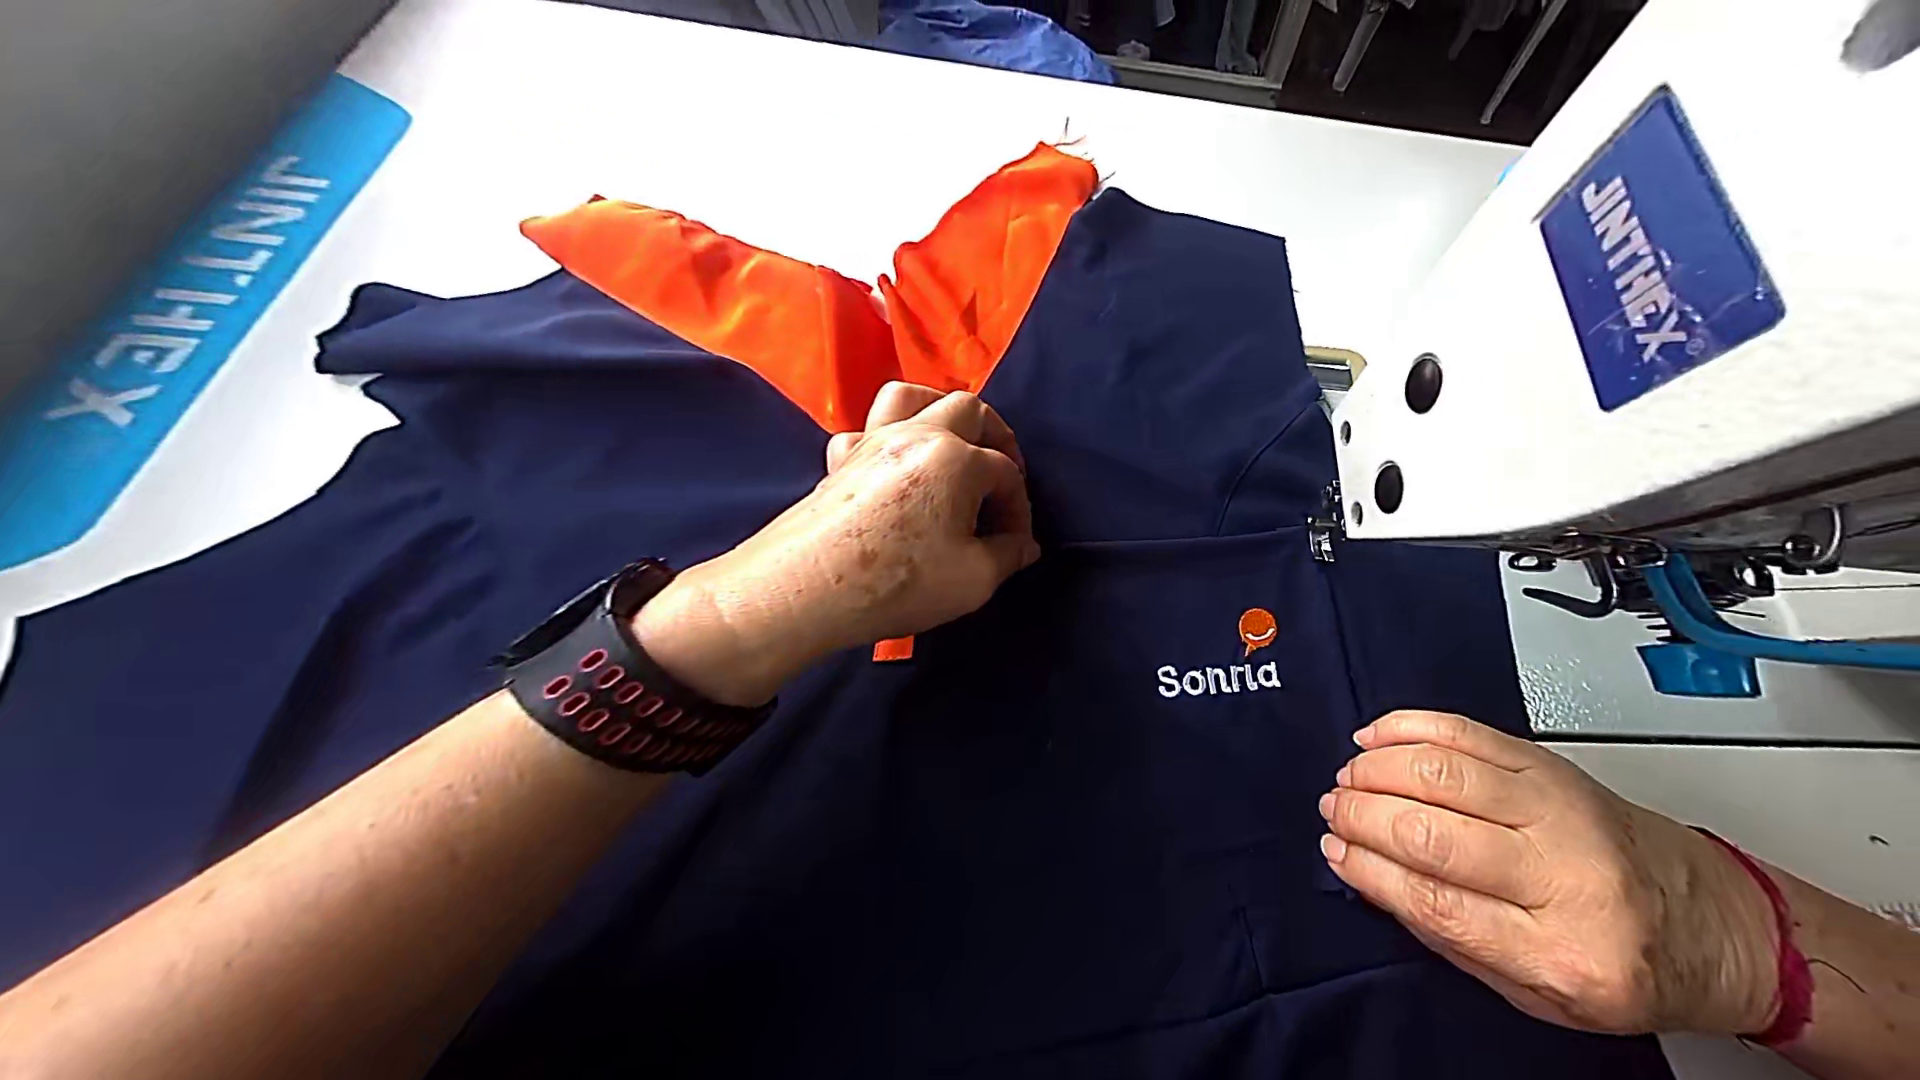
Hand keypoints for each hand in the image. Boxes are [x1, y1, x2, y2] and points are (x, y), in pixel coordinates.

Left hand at [634, 382, 1038, 704]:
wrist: (804, 590)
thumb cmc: (897, 582)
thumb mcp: (973, 580)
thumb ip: (1008, 556)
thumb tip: (1024, 546)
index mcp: (955, 458)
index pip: (1006, 473)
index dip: (1019, 509)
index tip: (1017, 542)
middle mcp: (914, 435)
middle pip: (968, 409)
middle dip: (996, 438)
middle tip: (1002, 475)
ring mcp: (870, 442)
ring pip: (908, 396)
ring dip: (938, 411)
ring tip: (952, 443)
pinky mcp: (838, 460)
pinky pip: (863, 430)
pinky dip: (884, 437)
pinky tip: (891, 466)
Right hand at [1319, 710, 1781, 1036]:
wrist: (1714, 924)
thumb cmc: (1623, 961)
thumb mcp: (1537, 988)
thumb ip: (1445, 933)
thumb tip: (1364, 870)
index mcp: (1565, 953)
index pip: (1432, 900)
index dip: (1367, 868)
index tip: (1336, 850)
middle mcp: (1568, 877)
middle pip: (1428, 831)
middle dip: (1359, 815)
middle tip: (1334, 810)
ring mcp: (1561, 810)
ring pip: (1438, 771)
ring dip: (1372, 770)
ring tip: (1349, 779)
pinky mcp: (1552, 766)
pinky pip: (1460, 730)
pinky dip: (1403, 727)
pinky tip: (1374, 740)